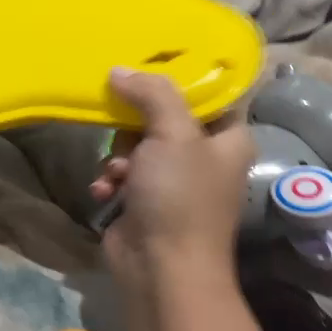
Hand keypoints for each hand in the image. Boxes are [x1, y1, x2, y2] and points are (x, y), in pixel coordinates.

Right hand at [90, 68, 259, 330]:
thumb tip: (120, 70)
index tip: (145, 63)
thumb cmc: (179, 197)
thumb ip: (152, 95)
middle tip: (119, 122)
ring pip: (134, 145)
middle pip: (161, 116)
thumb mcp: (172, 135)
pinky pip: (120, 173)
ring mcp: (172, 181)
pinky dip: (109, 179)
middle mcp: (202, 157)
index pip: (210, 94)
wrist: (161, 267)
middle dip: (132, 122)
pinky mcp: (143, 200)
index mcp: (227, 139)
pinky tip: (104, 190)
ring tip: (116, 171)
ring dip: (116, 155)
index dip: (180, 77)